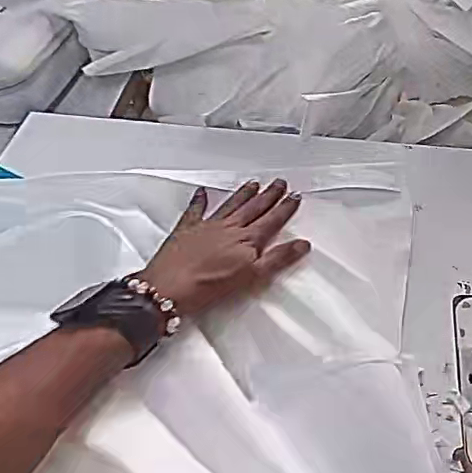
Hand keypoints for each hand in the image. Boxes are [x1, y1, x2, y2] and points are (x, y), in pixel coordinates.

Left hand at [138, 180, 310, 318]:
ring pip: (231, 205)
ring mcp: (207, 227)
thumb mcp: (252, 277)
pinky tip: (202, 193)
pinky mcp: (186, 231)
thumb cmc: (208, 286)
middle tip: (279, 183)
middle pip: (254, 208)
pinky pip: (196, 210)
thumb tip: (301, 245)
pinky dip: (200, 200)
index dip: (285, 208)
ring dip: (244, 194)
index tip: (294, 197)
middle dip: (269, 196)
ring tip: (254, 184)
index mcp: (246, 240)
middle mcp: (229, 229)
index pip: (271, 221)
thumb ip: (278, 259)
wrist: (169, 289)